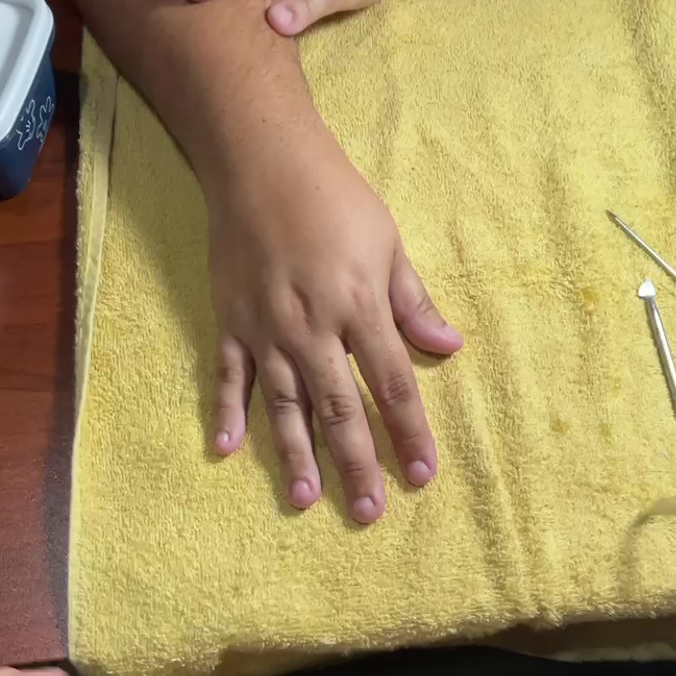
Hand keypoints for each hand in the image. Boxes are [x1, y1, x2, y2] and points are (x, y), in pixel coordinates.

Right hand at [205, 130, 461, 521]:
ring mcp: (266, 329)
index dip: (409, 433)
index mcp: (359, 307)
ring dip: (296, 456)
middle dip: (358, 464)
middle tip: (369, 514)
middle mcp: (313, 328)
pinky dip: (225, 411)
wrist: (261, 161)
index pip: (393, 384)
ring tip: (306, 501)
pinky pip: (228, 375)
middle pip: (340, 410)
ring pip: (285, 405)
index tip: (422, 475)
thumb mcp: (388, 243)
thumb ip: (412, 302)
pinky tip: (225, 449)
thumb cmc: (333, 198)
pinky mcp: (231, 322)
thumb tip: (449, 346)